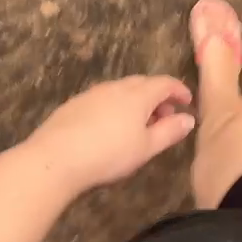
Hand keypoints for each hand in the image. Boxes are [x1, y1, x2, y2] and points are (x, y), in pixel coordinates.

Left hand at [6, 76, 196, 195]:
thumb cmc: (108, 154)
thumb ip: (170, 131)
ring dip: (137, 102)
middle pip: (143, 83)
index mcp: (138, 95)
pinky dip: (116, 106)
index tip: (188, 102)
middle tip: (165, 117)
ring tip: (139, 125)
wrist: (54, 159)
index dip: (179, 90)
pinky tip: (111, 128)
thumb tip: (188, 118)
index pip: (165, 83)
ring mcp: (92, 93)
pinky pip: (104, 98)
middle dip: (158, 97)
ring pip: (122, 90)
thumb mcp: (146, 148)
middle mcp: (116, 87)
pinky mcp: (74, 104)